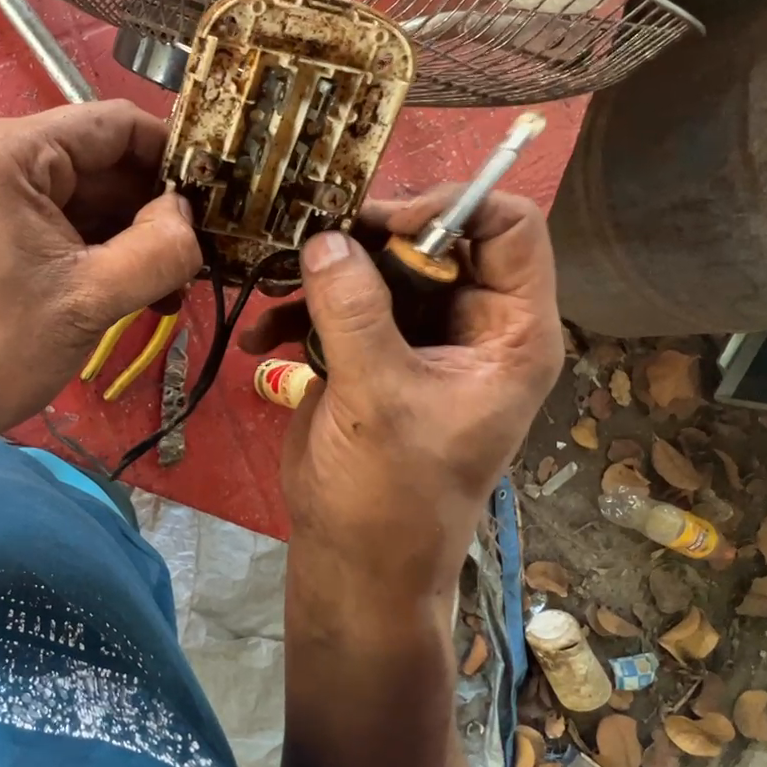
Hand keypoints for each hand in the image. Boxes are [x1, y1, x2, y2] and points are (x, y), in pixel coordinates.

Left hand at [0, 101, 201, 453]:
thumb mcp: (91, 300)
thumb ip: (158, 250)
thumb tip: (189, 219)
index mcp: (13, 153)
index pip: (117, 125)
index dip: (175, 157)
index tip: (218, 199)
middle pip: (103, 162)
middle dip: (154, 209)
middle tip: (200, 258)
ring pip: (88, 198)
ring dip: (132, 238)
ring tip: (171, 288)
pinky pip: (62, 224)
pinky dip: (101, 252)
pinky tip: (135, 292)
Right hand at [241, 188, 563, 604]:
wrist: (351, 558)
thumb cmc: (390, 493)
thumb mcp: (378, 398)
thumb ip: (353, 313)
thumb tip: (325, 238)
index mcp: (507, 333)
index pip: (508, 231)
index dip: (452, 209)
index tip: (382, 222)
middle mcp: (469, 325)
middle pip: (431, 243)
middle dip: (367, 241)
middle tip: (310, 243)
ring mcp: (415, 339)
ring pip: (375, 271)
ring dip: (320, 278)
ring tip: (271, 291)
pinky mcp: (369, 354)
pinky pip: (337, 308)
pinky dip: (296, 315)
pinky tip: (259, 340)